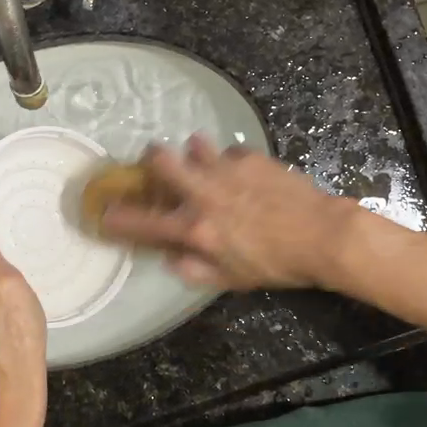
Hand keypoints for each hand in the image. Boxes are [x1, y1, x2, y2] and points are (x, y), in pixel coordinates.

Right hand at [99, 136, 362, 290]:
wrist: (322, 234)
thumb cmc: (276, 264)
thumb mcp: (232, 280)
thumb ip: (195, 270)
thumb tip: (170, 258)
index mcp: (195, 229)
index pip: (144, 222)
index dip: (118, 217)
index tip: (104, 212)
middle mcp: (204, 193)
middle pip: (161, 161)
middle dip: (151, 159)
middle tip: (156, 163)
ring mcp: (226, 169)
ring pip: (194, 146)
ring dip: (194, 155)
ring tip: (204, 164)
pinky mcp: (250, 156)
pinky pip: (228, 151)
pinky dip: (228, 160)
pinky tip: (242, 173)